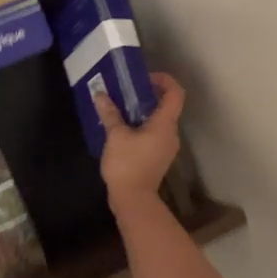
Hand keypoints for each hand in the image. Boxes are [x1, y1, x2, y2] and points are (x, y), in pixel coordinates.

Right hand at [94, 72, 185, 197]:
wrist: (133, 200)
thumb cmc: (127, 164)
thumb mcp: (116, 136)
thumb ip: (110, 114)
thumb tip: (101, 95)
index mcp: (165, 124)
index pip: (175, 93)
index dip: (164, 80)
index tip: (145, 78)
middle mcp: (171, 133)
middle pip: (167, 106)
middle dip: (148, 95)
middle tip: (126, 91)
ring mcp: (166, 147)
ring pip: (159, 121)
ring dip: (143, 112)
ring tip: (120, 109)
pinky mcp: (158, 157)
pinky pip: (153, 134)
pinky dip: (141, 126)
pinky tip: (122, 129)